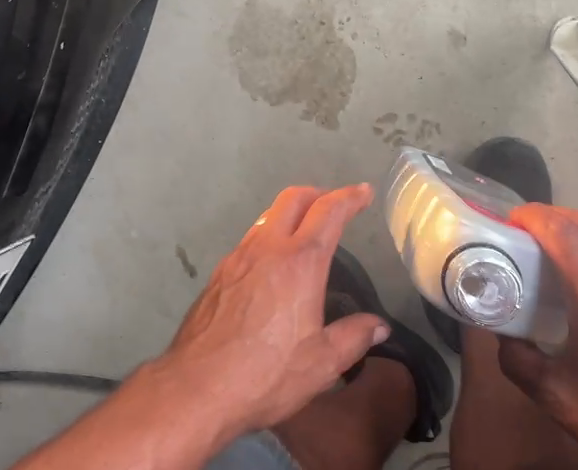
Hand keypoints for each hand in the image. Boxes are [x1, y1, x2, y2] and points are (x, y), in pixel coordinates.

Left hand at [148, 185, 389, 437]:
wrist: (199, 385)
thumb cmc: (267, 374)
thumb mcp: (322, 363)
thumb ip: (354, 338)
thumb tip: (378, 326)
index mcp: (299, 262)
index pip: (328, 212)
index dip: (349, 198)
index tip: (363, 192)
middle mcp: (267, 248)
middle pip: (293, 198)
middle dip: (318, 194)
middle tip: (336, 204)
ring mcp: (238, 257)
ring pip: (267, 216)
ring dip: (291, 213)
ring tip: (307, 232)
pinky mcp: (220, 272)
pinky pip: (251, 240)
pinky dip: (270, 236)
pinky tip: (275, 264)